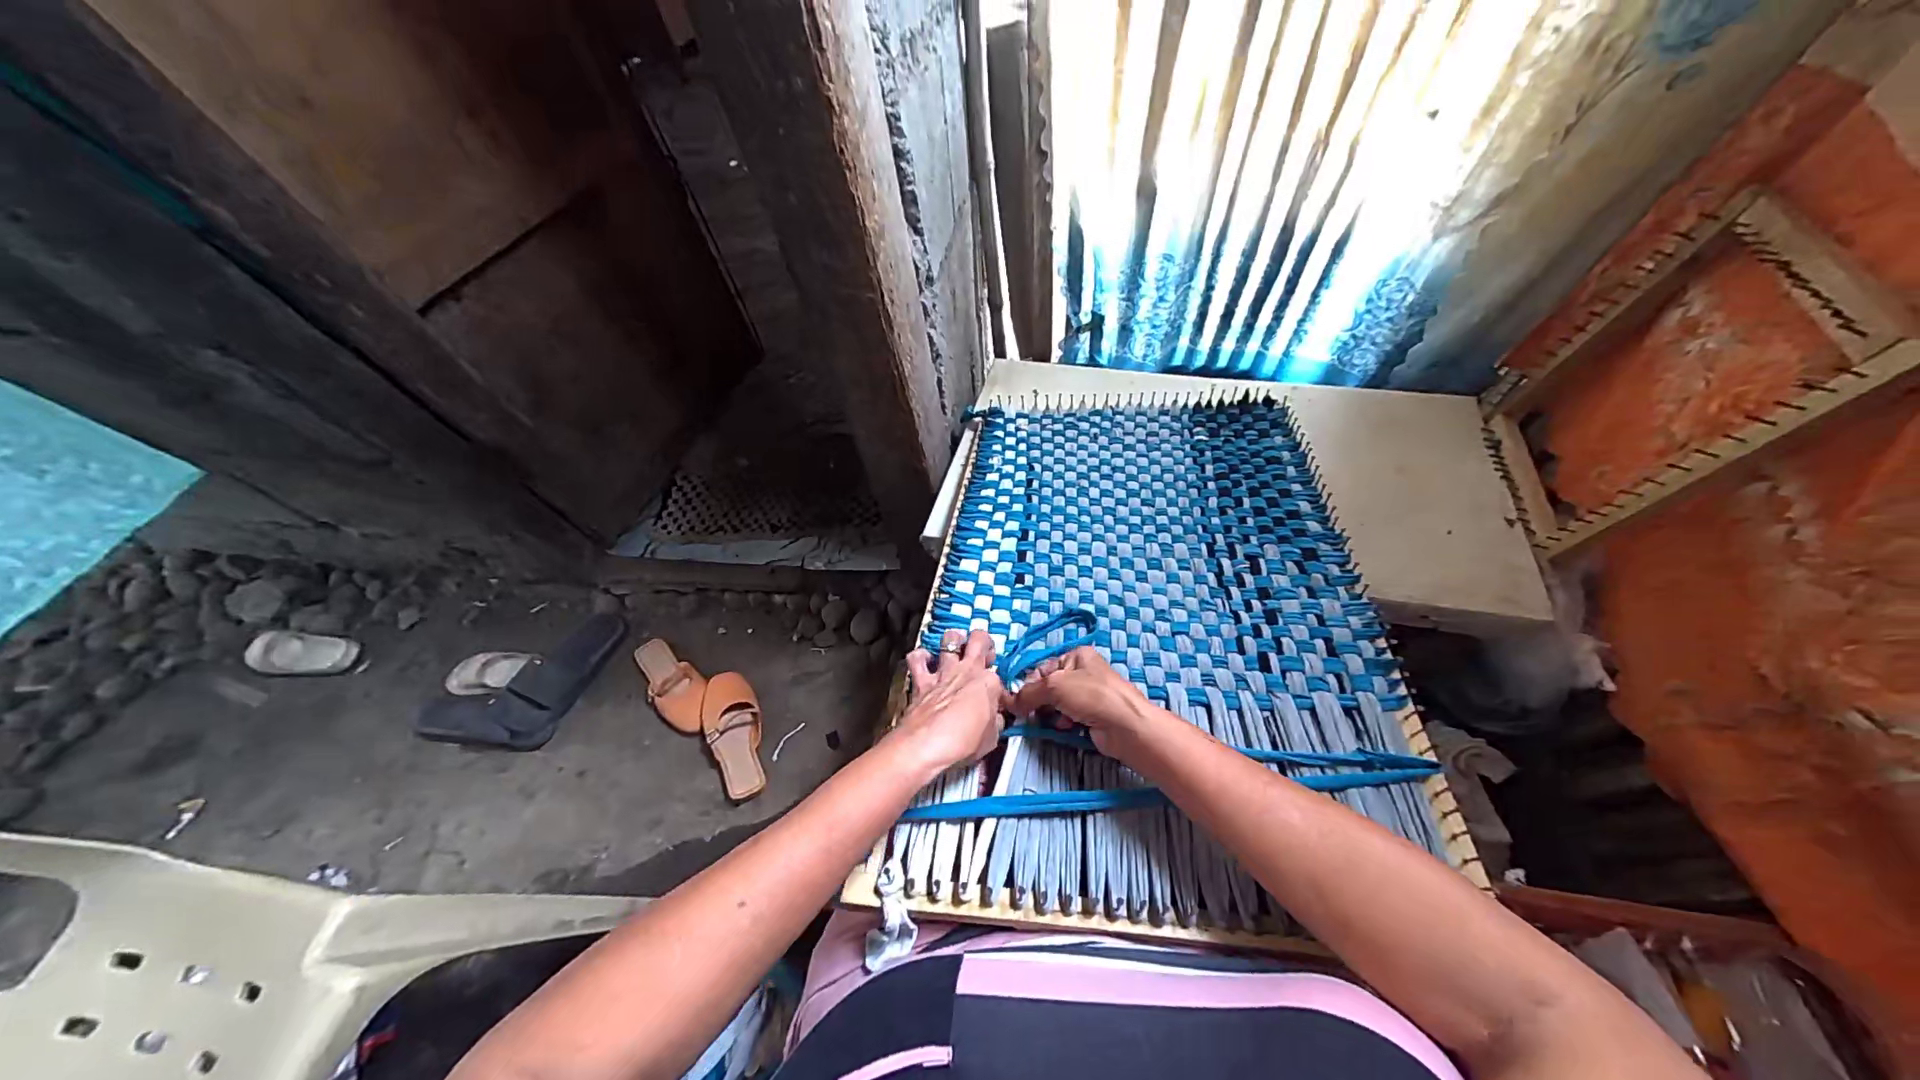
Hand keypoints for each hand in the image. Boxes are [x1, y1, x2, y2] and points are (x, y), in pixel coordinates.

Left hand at [889, 629, 1005, 772]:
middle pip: (980, 639)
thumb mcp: (991, 739)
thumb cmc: (963, 743)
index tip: (996, 701)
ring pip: (950, 638)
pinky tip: (924, 660)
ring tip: (955, 648)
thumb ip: (995, 723)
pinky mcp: (921, 680)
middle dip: (983, 641)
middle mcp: (967, 670)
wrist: (926, 746)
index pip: (999, 678)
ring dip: (953, 640)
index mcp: (989, 682)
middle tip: (983, 653)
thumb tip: (995, 719)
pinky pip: (917, 658)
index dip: (998, 689)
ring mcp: (943, 672)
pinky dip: (920, 656)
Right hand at [1004, 646, 1163, 759]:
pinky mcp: (1090, 716)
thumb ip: (1027, 693)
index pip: (1041, 668)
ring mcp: (1087, 695)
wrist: (1126, 727)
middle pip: (1047, 687)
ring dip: (1050, 714)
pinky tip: (1065, 727)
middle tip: (1033, 714)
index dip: (1028, 685)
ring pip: (1055, 705)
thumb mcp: (1054, 686)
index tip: (1019, 701)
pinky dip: (1062, 723)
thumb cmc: (1092, 696)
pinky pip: (1066, 718)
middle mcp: (1081, 672)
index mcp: (1075, 656)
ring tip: (1053, 721)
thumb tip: (1008, 703)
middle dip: (1039, 702)